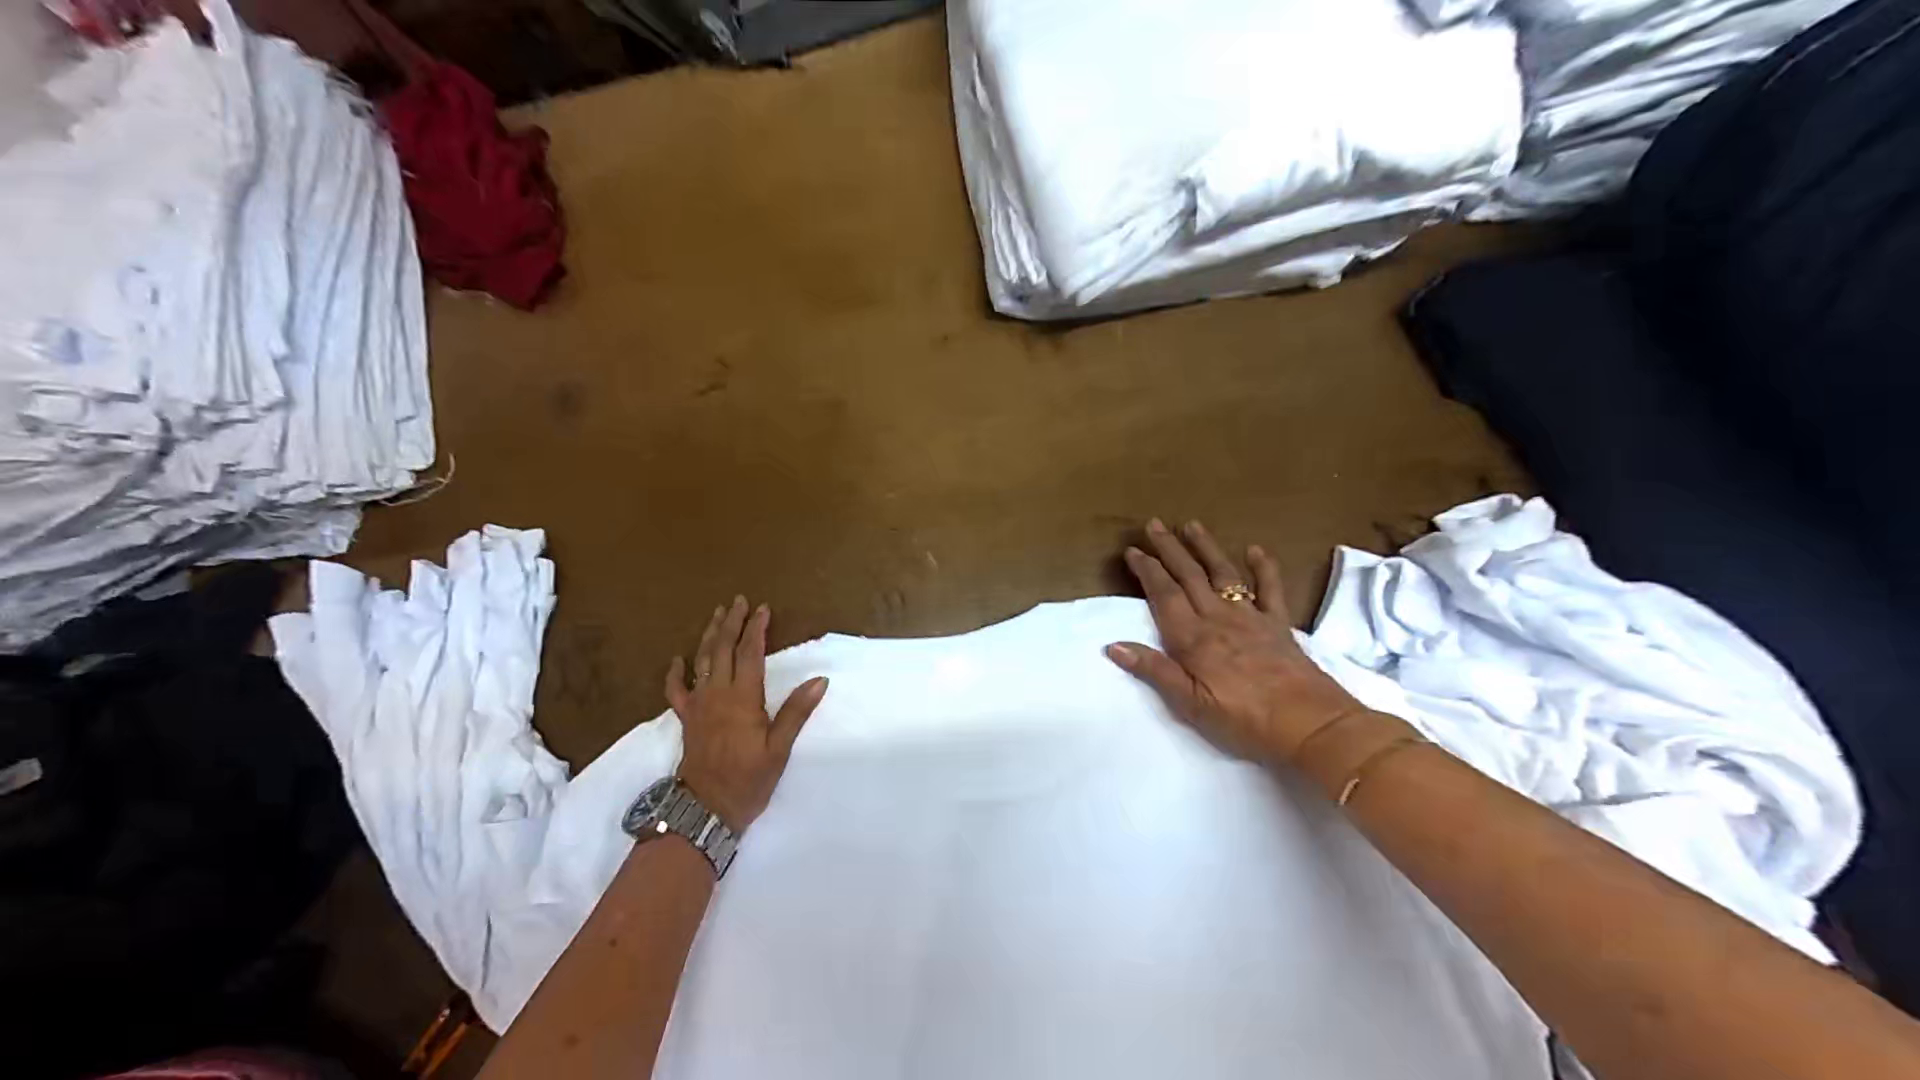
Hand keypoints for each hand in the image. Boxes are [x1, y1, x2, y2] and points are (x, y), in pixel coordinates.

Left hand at [665, 596, 828, 830]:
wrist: (705, 810)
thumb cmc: (747, 780)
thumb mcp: (778, 749)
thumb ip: (796, 712)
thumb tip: (819, 680)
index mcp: (742, 699)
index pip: (750, 654)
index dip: (756, 629)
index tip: (763, 608)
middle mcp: (717, 695)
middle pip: (722, 650)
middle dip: (732, 623)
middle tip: (739, 601)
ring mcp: (698, 706)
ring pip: (701, 662)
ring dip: (709, 636)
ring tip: (717, 615)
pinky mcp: (686, 719)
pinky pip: (676, 690)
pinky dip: (675, 672)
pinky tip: (678, 659)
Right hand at [1107, 519, 1365, 765]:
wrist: (1311, 724)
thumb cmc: (1245, 720)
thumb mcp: (1191, 705)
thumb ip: (1154, 671)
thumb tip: (1113, 645)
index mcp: (1193, 638)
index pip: (1164, 594)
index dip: (1147, 570)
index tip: (1133, 550)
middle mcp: (1218, 618)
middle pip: (1189, 575)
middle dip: (1169, 548)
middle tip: (1153, 524)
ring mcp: (1251, 618)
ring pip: (1223, 574)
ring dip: (1205, 548)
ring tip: (1191, 525)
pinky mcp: (1279, 624)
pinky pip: (1270, 589)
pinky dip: (1264, 567)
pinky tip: (1256, 550)